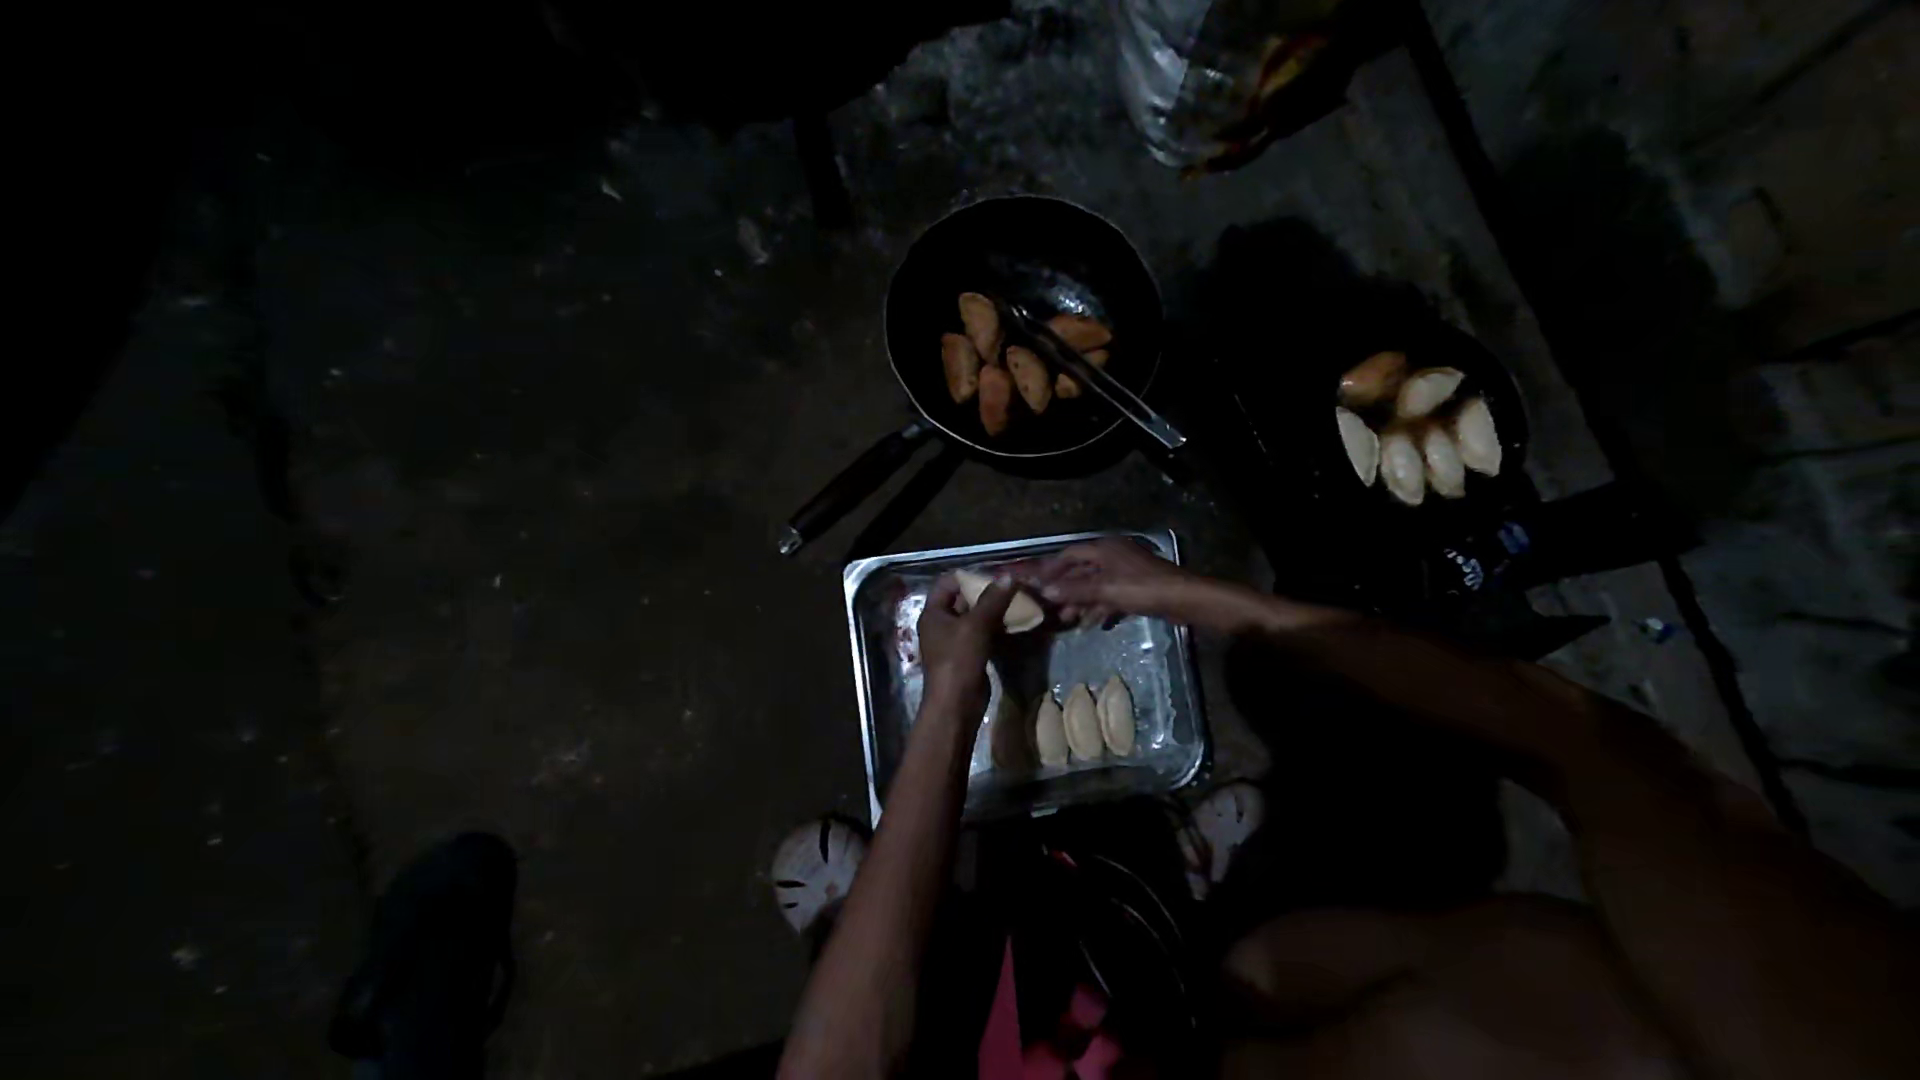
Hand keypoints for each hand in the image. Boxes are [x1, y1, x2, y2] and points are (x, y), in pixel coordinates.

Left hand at [917, 573, 1014, 719]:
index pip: (947, 582)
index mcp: (934, 613)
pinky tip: (1016, 623)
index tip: (994, 575)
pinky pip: (983, 633)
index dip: (969, 576)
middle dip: (987, 592)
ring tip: (1018, 601)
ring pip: (976, 617)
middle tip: (1012, 586)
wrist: (956, 704)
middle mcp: (942, 624)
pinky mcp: (969, 654)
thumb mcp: (975, 626)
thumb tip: (1008, 577)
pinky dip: (997, 626)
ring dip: (995, 610)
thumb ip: (992, 600)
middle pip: (963, 599)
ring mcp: (955, 640)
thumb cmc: (958, 660)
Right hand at [1024, 538, 1210, 628]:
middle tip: (1053, 608)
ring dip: (1082, 601)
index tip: (1038, 583)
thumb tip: (1045, 591)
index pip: (1070, 554)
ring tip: (1069, 619)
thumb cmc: (1140, 588)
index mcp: (1104, 548)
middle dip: (1067, 590)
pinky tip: (1093, 623)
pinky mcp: (1135, 586)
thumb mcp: (1103, 589)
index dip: (1053, 568)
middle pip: (1082, 571)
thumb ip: (1073, 590)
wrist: (1182, 598)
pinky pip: (1110, 594)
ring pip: (1096, 585)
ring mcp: (1125, 570)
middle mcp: (1113, 555)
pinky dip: (1100, 607)